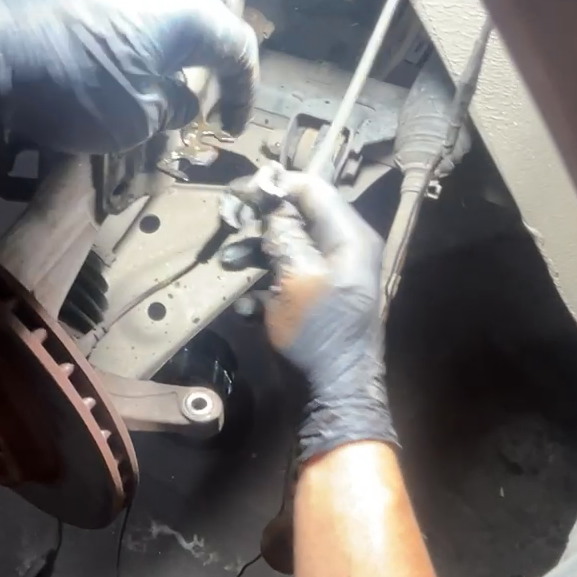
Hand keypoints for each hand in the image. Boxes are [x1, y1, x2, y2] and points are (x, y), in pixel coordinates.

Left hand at [0, 0, 258, 153]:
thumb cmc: (68, 86)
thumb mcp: (130, 121)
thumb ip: (169, 109)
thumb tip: (186, 101)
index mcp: (193, 12)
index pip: (238, 49)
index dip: (243, 92)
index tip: (233, 126)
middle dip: (225, 34)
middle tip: (213, 71)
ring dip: (193, 3)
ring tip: (180, 39)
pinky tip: (137, 18)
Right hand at [256, 165, 396, 463]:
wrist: (331, 392)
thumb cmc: (318, 333)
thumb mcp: (297, 277)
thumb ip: (284, 234)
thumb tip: (272, 201)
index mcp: (348, 237)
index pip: (314, 189)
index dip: (277, 184)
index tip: (242, 191)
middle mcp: (341, 252)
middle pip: (297, 218)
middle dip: (260, 222)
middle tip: (229, 226)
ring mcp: (326, 278)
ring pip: (285, 250)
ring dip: (254, 255)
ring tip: (229, 264)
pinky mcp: (311, 302)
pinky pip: (283, 280)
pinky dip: (262, 287)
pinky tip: (246, 305)